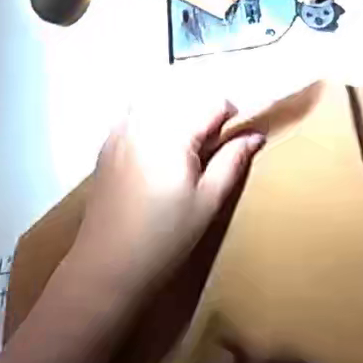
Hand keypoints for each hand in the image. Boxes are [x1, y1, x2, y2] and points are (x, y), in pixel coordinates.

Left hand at [61, 98, 263, 305]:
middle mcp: (143, 119)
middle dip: (203, 118)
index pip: (213, 102)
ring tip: (184, 156)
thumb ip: (233, 160)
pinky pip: (137, 117)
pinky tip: (157, 158)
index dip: (231, 119)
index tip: (233, 145)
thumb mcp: (209, 201)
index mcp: (172, 131)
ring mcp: (120, 129)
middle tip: (209, 156)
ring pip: (160, 104)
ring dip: (178, 118)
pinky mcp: (107, 142)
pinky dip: (154, 124)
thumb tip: (254, 134)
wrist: (108, 262)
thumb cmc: (166, 236)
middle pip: (185, 99)